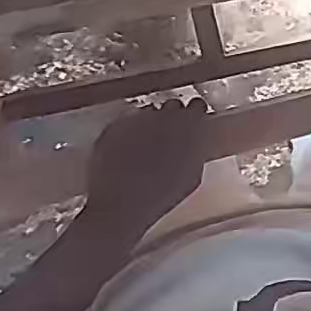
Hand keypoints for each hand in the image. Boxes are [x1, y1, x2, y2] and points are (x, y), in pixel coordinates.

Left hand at [76, 98, 208, 243]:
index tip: (195, 121)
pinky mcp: (112, 127)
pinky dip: (129, 130)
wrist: (121, 205)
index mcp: (187, 128)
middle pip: (172, 105)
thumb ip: (197, 152)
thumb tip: (197, 144)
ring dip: (150, 123)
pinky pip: (125, 122)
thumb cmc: (161, 196)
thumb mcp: (192, 177)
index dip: (195, 114)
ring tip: (148, 144)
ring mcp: (135, 120)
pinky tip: (129, 148)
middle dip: (173, 117)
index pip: (197, 106)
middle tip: (171, 134)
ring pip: (148, 112)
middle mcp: (161, 117)